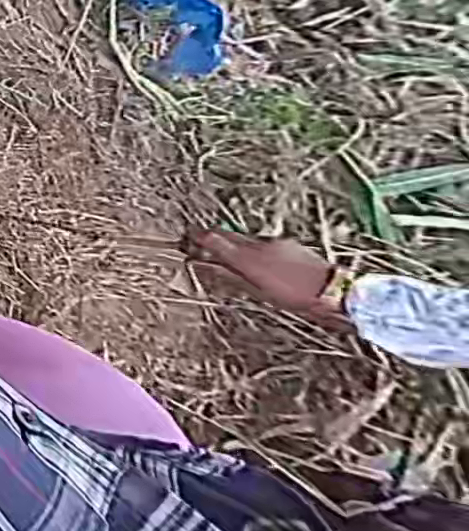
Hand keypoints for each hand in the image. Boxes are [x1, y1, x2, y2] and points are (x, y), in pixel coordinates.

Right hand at [184, 230, 340, 318]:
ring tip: (237, 261)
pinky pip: (265, 243)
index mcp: (244, 257)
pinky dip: (257, 249)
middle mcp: (257, 244)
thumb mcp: (255, 291)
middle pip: (225, 233)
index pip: (210, 238)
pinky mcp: (291, 244)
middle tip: (203, 247)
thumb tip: (201, 265)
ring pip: (245, 238)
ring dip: (236, 246)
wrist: (343, 294)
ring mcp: (276, 243)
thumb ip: (226, 275)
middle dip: (212, 238)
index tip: (186, 240)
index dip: (194, 237)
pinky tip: (264, 262)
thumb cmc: (297, 297)